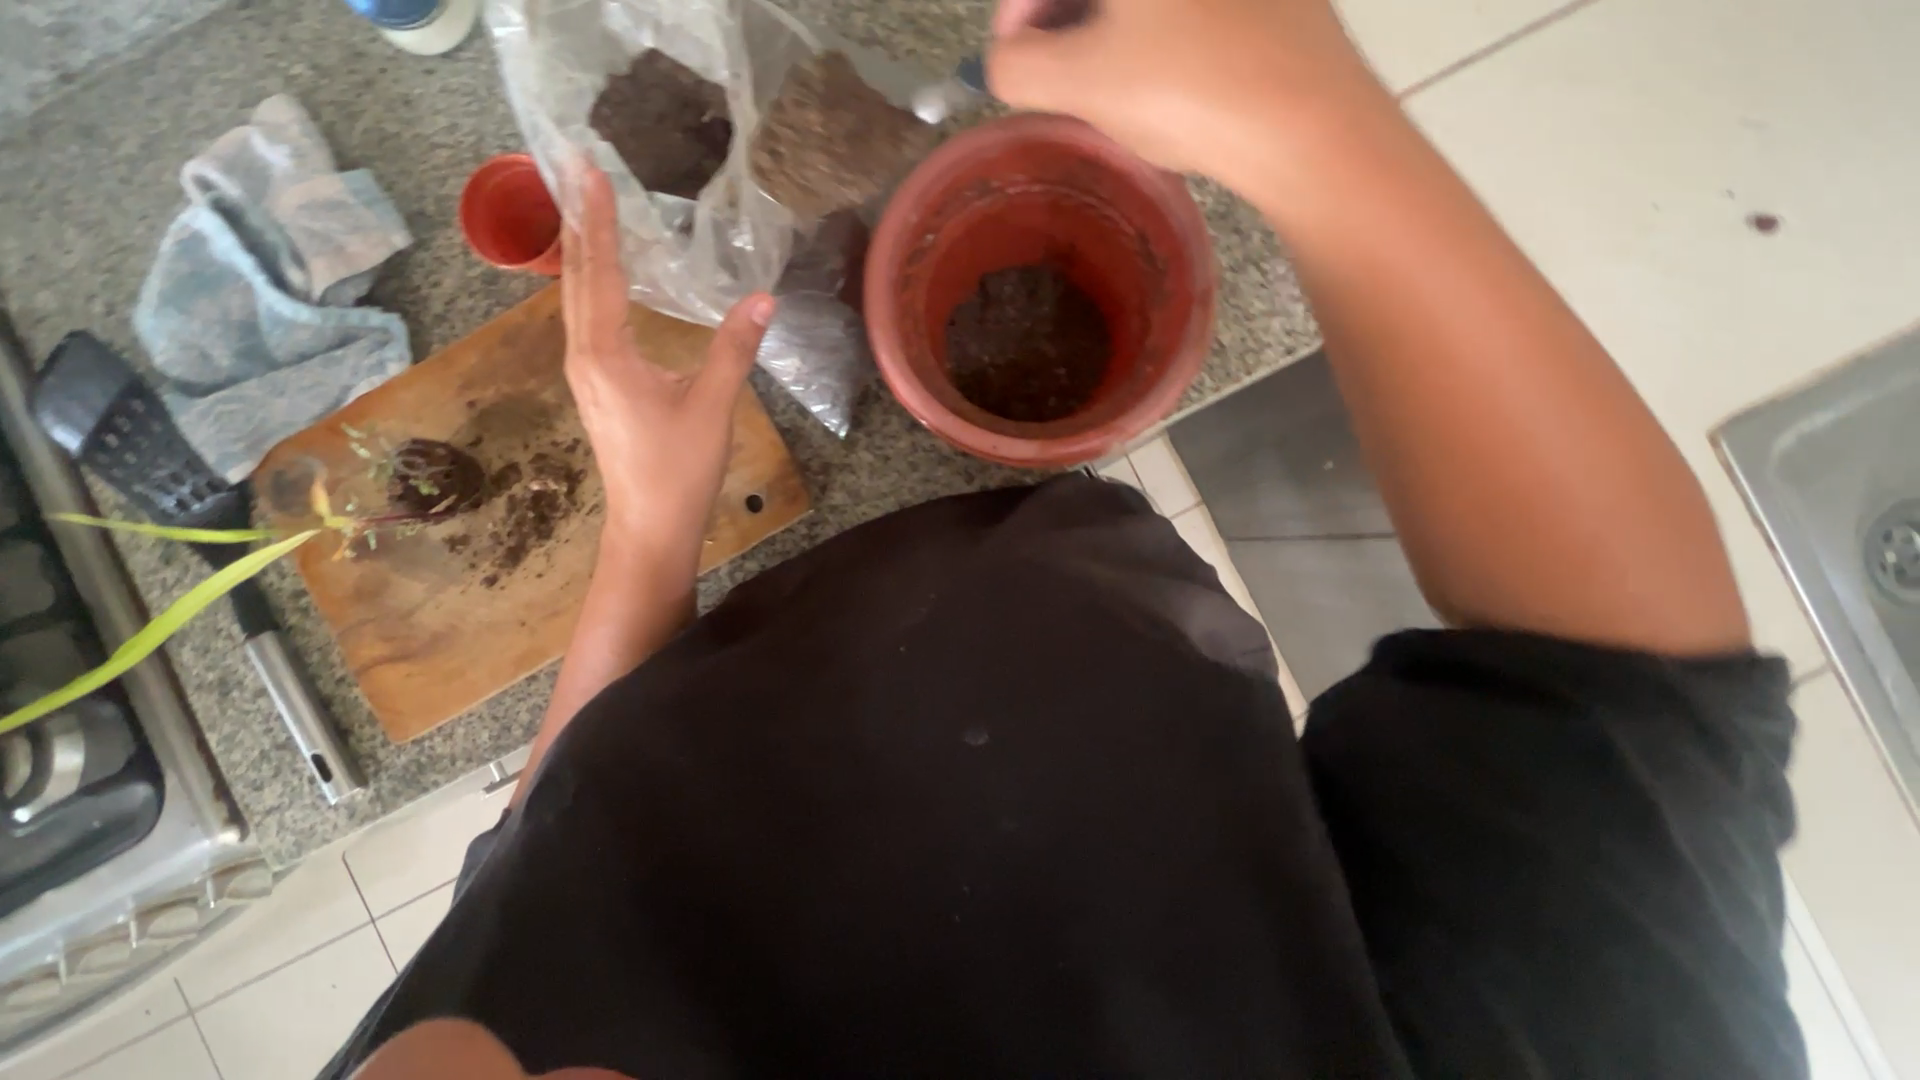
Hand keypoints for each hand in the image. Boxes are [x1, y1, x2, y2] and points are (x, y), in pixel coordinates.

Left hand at [562, 165, 774, 563]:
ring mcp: (587, 374)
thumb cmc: (679, 469)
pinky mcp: (598, 388)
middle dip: (579, 225)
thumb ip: (733, 349)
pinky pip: (588, 323)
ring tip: (588, 212)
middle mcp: (585, 357)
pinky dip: (593, 288)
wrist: (652, 525)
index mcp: (606, 355)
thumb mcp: (712, 406)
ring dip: (582, 254)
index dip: (599, 220)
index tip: (589, 170)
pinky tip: (607, 282)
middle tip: (578, 174)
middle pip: (576, 279)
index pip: (601, 273)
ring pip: (577, 301)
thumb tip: (762, 299)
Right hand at [987, 0, 1389, 193]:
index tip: (1012, 63)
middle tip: (1058, 80)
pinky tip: (1164, 77)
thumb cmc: (1186, 91)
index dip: (1016, 15)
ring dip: (1109, 29)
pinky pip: (1188, 8)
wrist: (1308, 122)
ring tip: (1110, 87)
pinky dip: (1159, 30)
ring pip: (1141, 1)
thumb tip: (1004, 62)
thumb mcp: (1079, 84)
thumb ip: (1015, 67)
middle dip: (1064, 22)